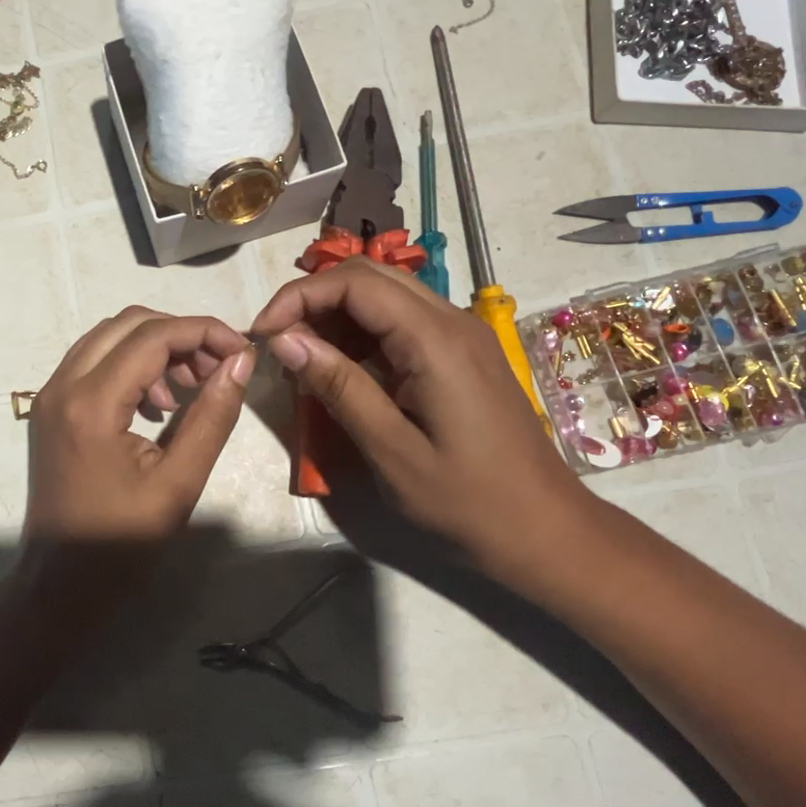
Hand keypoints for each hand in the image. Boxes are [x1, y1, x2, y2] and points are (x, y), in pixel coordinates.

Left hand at [25, 307, 255, 543]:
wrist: (59, 584)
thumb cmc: (121, 545)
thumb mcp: (178, 484)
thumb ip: (211, 417)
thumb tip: (241, 362)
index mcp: (91, 404)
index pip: (152, 336)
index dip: (204, 332)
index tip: (243, 352)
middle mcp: (62, 385)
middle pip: (127, 324)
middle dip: (180, 335)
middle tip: (218, 370)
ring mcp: (50, 395)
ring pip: (108, 338)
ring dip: (154, 348)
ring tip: (190, 389)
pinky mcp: (50, 409)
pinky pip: (92, 362)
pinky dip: (129, 365)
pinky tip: (158, 405)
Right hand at [252, 257, 591, 565]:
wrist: (543, 529)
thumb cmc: (465, 499)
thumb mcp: (390, 450)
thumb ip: (338, 387)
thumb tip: (284, 340)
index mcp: (435, 340)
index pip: (355, 283)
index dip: (299, 297)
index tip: (262, 335)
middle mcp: (452, 321)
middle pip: (369, 277)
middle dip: (312, 300)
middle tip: (277, 345)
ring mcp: (461, 335)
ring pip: (384, 296)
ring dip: (335, 315)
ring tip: (301, 361)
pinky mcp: (461, 354)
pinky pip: (401, 322)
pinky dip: (360, 334)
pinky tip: (339, 370)